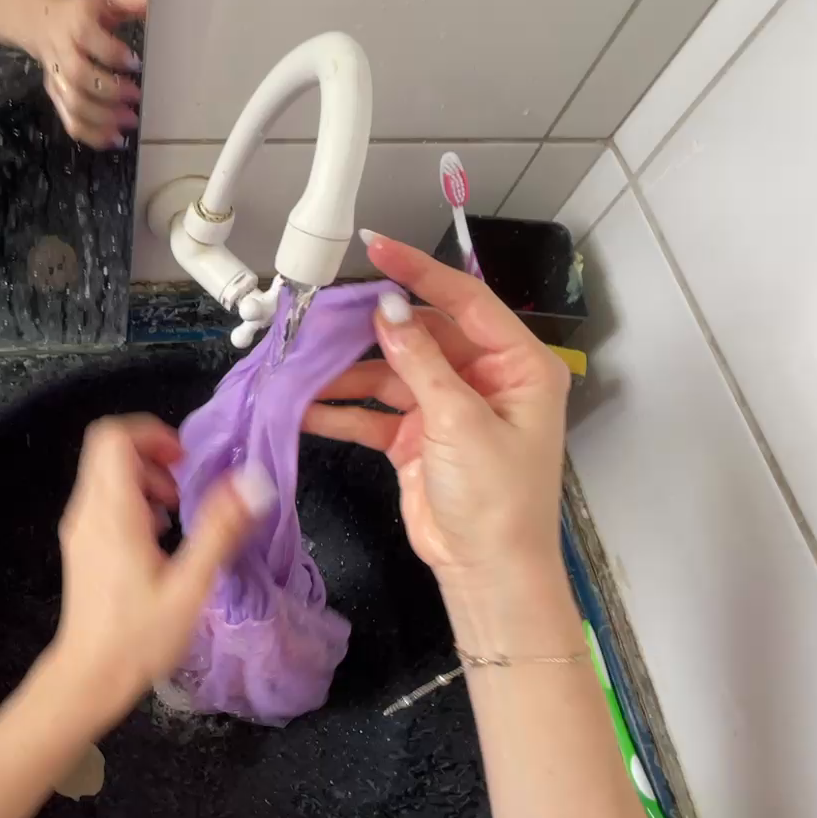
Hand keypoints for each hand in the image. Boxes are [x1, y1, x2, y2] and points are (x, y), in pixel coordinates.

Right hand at [24, 0, 146, 149]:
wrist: (43, 26)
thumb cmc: (83, 12)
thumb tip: (155, 1)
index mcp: (74, 23)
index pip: (87, 37)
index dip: (112, 53)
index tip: (136, 63)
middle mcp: (61, 53)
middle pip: (79, 77)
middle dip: (109, 91)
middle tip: (136, 99)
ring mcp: (57, 80)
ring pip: (74, 105)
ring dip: (103, 119)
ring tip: (129, 123)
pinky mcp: (57, 99)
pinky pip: (71, 123)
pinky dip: (92, 136)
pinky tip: (114, 140)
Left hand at [36, 415, 269, 733]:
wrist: (89, 677)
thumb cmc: (140, 636)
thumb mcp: (190, 586)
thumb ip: (220, 529)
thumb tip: (253, 481)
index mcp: (113, 512)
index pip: (114, 437)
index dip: (151, 435)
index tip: (184, 460)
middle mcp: (87, 511)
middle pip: (108, 450)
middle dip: (152, 457)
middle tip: (183, 492)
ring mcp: (79, 529)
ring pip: (105, 475)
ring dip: (144, 481)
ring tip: (175, 518)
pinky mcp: (80, 546)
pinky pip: (102, 501)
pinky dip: (131, 503)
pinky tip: (156, 541)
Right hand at [302, 232, 571, 588]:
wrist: (484, 568)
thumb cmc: (496, 496)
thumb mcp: (460, 422)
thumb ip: (421, 362)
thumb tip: (388, 309)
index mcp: (515, 365)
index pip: (465, 302)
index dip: (419, 273)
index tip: (376, 249)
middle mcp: (479, 379)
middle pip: (418, 337)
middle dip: (369, 330)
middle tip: (320, 317)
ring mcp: (443, 408)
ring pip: (388, 375)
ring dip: (346, 375)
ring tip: (302, 368)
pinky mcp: (413, 437)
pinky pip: (372, 413)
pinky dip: (342, 412)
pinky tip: (307, 408)